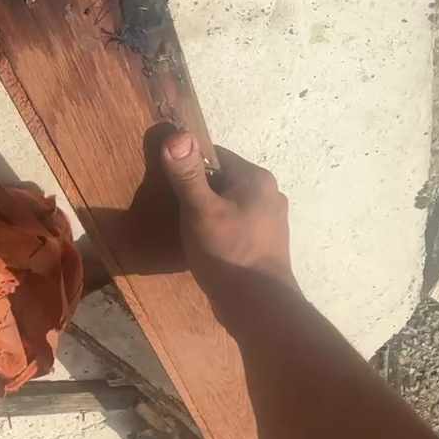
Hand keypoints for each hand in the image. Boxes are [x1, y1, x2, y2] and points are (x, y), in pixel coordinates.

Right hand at [158, 131, 297, 290]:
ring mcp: (271, 220)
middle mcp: (269, 193)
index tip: (167, 184)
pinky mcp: (266, 243)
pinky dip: (220, 229)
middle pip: (222, 180)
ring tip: (187, 229)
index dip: (188, 166)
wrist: (257, 303)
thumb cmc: (227, 251)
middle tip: (173, 209)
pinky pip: (236, 224)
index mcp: (256, 178)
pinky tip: (205, 245)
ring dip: (208, 211)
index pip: (215, 156)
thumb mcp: (200, 209)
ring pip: (229, 203)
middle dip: (197, 190)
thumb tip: (176, 136)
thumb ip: (188, 174)